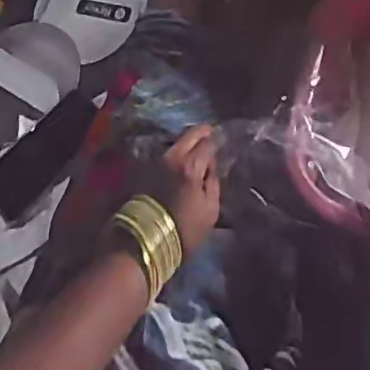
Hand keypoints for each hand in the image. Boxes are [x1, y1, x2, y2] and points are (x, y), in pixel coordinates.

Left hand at [148, 124, 220, 254]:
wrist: (147, 239)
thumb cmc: (184, 228)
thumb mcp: (210, 210)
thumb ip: (213, 182)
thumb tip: (211, 165)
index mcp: (191, 166)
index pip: (207, 144)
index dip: (217, 139)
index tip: (223, 137)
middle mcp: (173, 157)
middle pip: (189, 135)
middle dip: (202, 131)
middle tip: (210, 131)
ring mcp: (157, 161)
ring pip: (176, 142)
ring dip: (188, 140)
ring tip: (197, 144)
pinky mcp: (147, 168)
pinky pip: (166, 152)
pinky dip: (177, 150)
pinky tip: (182, 156)